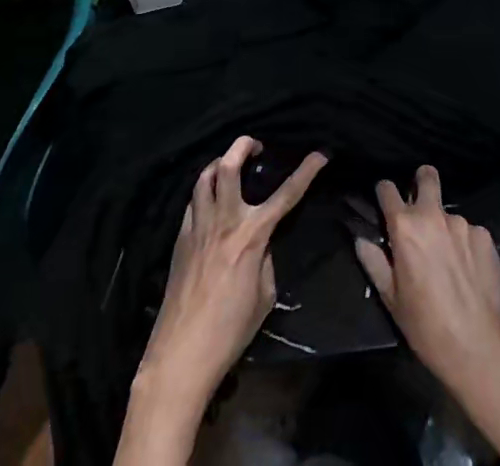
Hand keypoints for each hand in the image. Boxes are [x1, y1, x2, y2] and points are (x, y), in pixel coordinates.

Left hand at [119, 137, 323, 464]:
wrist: (181, 353)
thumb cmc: (231, 329)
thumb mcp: (265, 293)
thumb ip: (267, 257)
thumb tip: (263, 241)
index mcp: (251, 236)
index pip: (286, 194)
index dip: (306, 171)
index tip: (320, 154)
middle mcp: (223, 222)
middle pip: (227, 166)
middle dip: (243, 146)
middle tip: (257, 146)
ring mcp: (196, 228)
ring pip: (203, 178)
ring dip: (219, 163)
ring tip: (232, 165)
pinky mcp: (179, 239)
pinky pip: (193, 201)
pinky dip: (204, 191)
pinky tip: (211, 200)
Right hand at [356, 166, 499, 465]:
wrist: (478, 347)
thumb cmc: (425, 325)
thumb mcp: (391, 297)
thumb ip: (373, 261)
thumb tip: (361, 238)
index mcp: (406, 227)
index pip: (388, 190)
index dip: (384, 193)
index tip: (384, 202)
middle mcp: (435, 216)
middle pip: (427, 177)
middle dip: (420, 182)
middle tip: (417, 205)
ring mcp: (464, 224)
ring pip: (448, 213)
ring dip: (442, 226)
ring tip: (445, 260)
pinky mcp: (486, 237)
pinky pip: (468, 232)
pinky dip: (463, 243)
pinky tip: (465, 270)